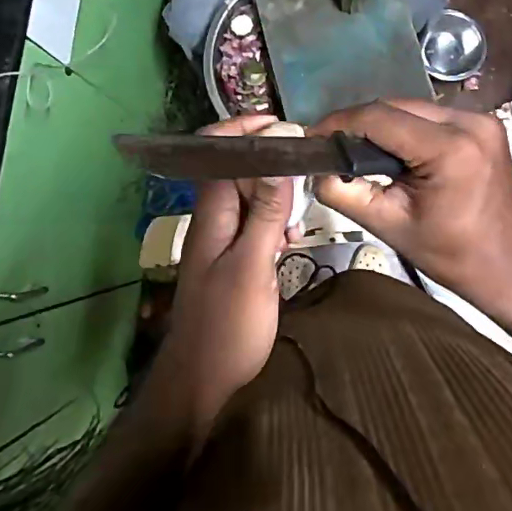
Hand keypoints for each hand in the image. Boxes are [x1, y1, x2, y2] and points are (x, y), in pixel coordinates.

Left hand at [157, 114, 293, 427]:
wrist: (203, 385)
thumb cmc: (227, 327)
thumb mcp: (253, 265)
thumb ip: (266, 211)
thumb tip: (281, 152)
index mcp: (210, 213)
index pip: (216, 151)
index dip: (243, 129)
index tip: (283, 125)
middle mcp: (213, 219)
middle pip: (236, 169)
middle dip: (270, 160)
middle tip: (308, 167)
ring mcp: (223, 240)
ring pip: (249, 196)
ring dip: (276, 193)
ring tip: (303, 206)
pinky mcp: (235, 260)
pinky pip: (255, 223)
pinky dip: (275, 220)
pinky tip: (290, 238)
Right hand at [308, 100, 511, 307]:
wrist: (504, 264)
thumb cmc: (449, 253)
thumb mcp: (388, 225)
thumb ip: (345, 193)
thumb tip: (315, 170)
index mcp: (450, 148)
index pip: (379, 118)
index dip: (340, 123)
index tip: (312, 137)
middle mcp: (470, 121)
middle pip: (396, 106)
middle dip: (358, 123)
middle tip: (330, 145)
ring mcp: (481, 118)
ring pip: (412, 107)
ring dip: (381, 124)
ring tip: (356, 148)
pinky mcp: (483, 122)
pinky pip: (430, 115)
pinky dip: (405, 127)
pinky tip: (391, 148)